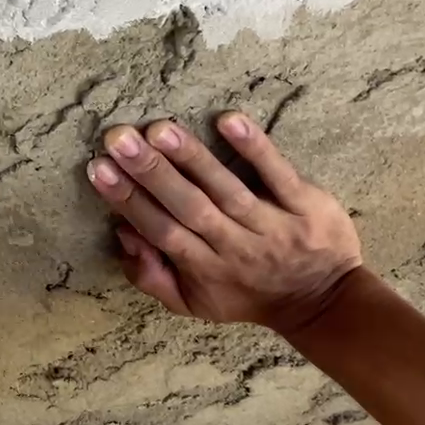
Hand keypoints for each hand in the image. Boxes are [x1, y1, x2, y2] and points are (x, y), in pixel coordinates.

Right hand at [85, 111, 362, 333]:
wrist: (326, 305)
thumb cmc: (244, 294)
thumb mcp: (191, 303)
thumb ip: (149, 276)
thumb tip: (123, 233)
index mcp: (203, 267)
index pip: (159, 230)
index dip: (127, 199)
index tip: (98, 168)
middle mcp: (234, 246)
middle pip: (187, 207)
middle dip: (150, 172)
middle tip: (118, 138)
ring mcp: (272, 225)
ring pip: (225, 189)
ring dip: (191, 158)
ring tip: (158, 128)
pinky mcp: (307, 206)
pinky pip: (278, 175)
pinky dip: (254, 148)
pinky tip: (228, 119)